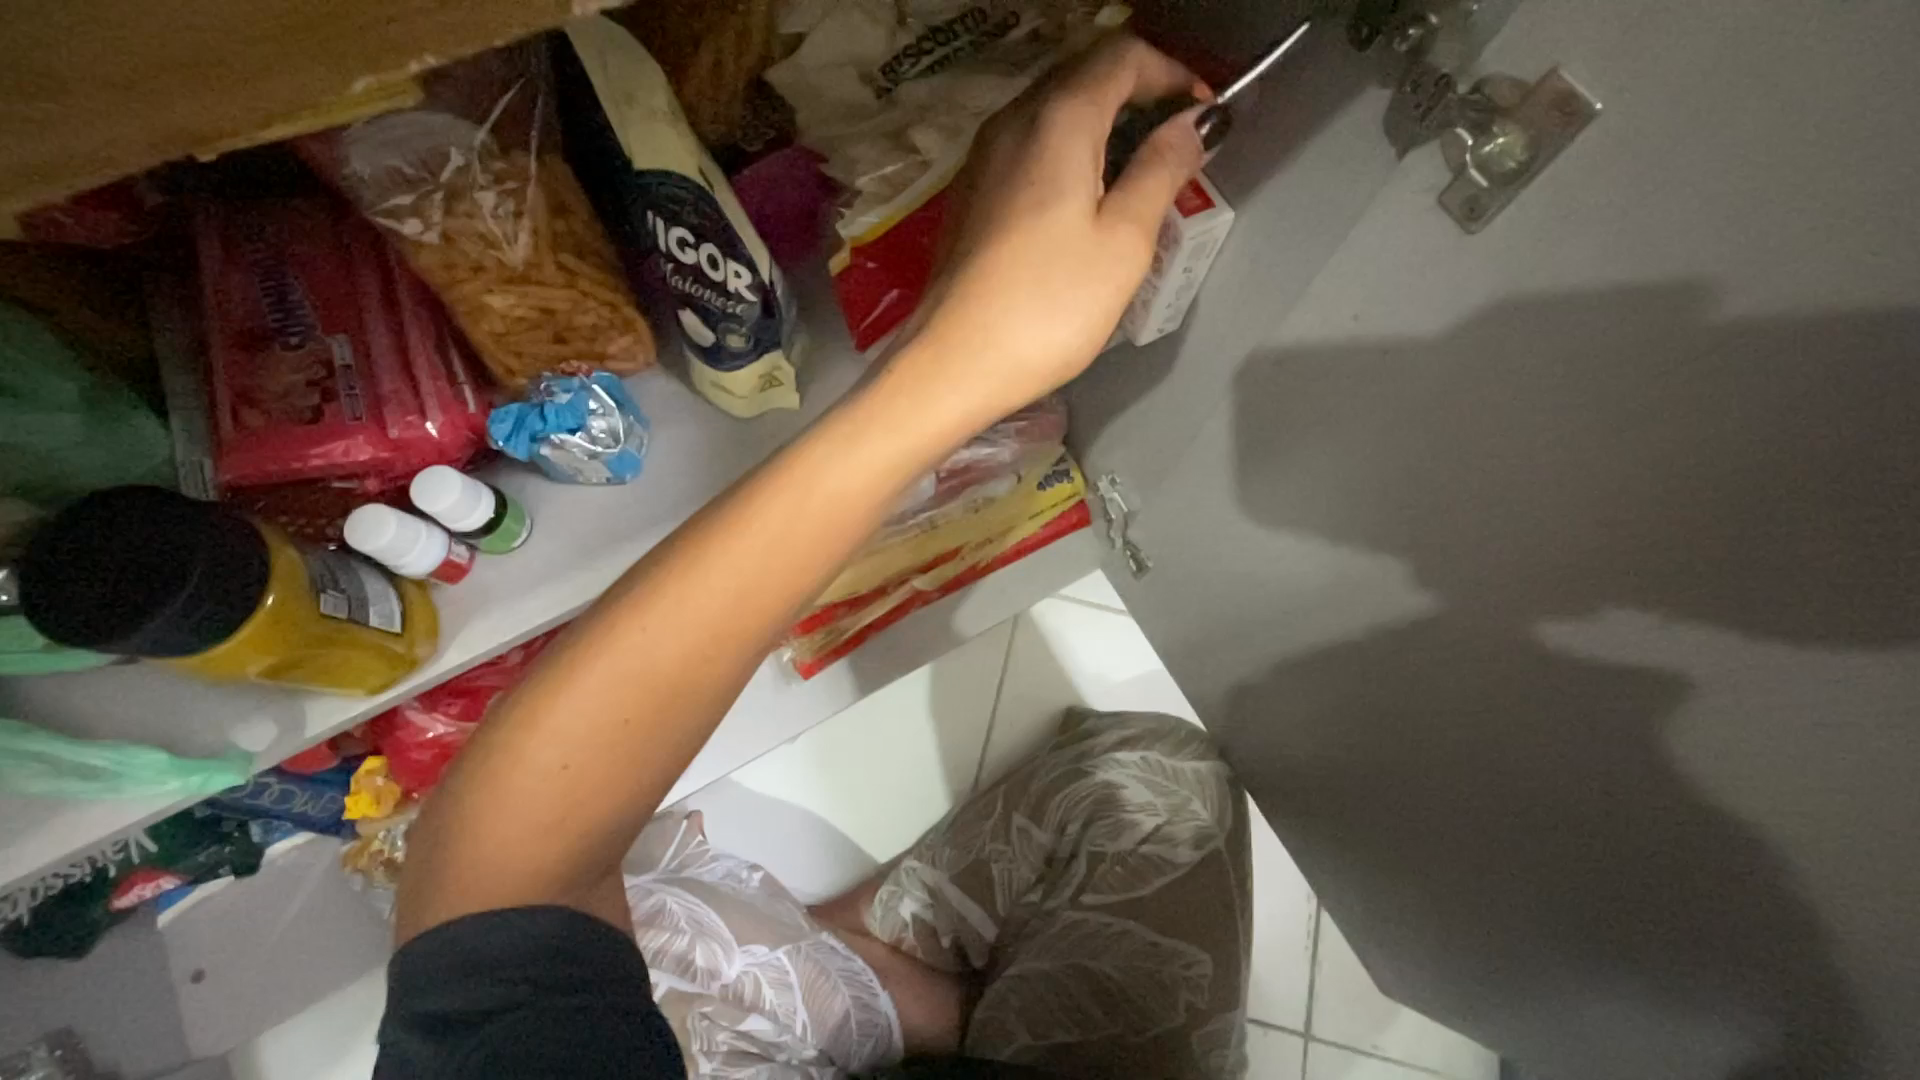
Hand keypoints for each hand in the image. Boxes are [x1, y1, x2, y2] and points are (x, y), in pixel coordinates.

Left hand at [893, 34, 1209, 425]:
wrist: (953, 364)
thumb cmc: (1048, 308)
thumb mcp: (1124, 241)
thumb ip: (1163, 169)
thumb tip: (1193, 121)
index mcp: (1057, 120)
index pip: (1122, 56)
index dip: (1172, 73)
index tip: (1202, 113)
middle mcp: (1010, 123)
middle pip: (1082, 76)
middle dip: (1137, 94)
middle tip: (1175, 141)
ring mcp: (981, 160)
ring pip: (1050, 114)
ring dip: (1100, 126)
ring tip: (1135, 173)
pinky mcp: (968, 198)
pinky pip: (1025, 151)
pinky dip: (1064, 156)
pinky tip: (1081, 202)